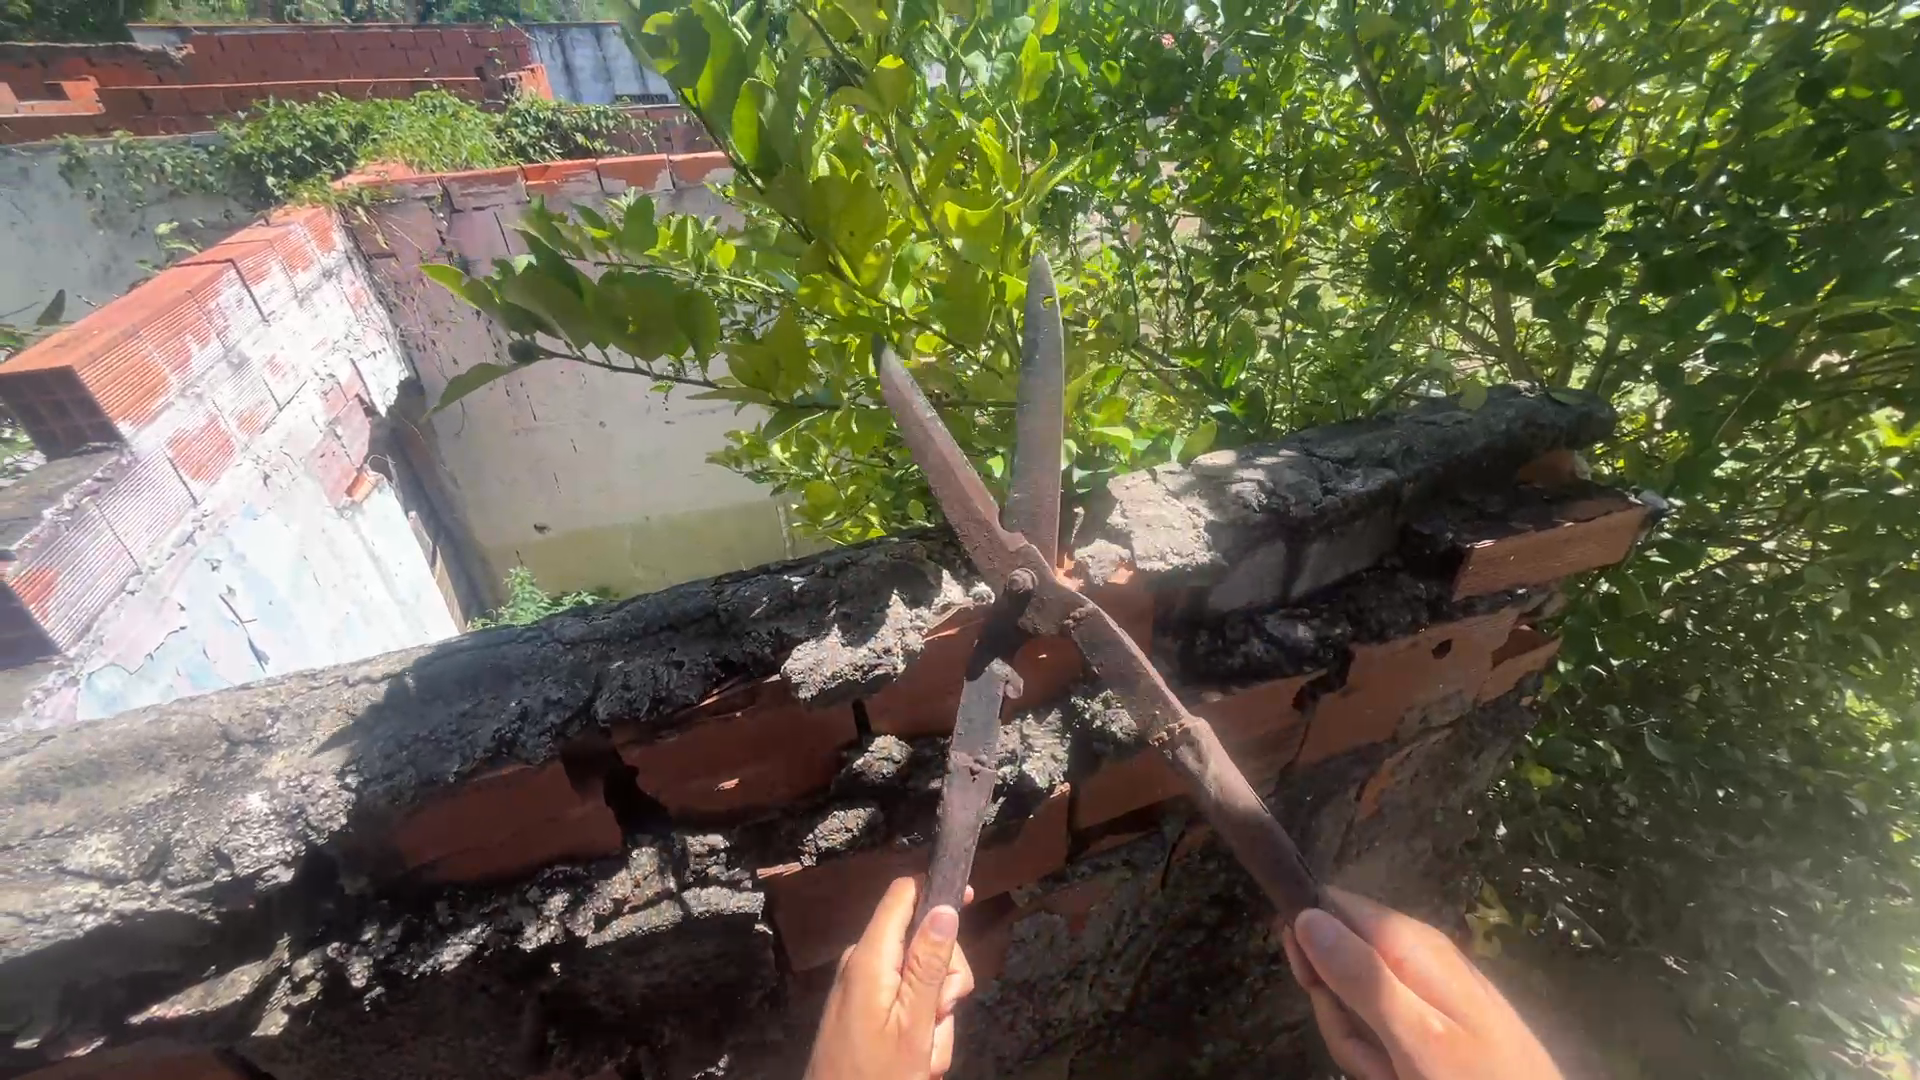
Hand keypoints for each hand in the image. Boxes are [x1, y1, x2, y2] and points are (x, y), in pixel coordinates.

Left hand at [803, 877, 976, 1079]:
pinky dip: (919, 1025)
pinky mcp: (862, 1008)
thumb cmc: (875, 1079)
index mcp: (870, 955)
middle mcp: (862, 961)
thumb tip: (944, 906)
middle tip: (943, 1015)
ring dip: (934, 1012)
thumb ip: (928, 965)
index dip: (937, 889)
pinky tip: (918, 1058)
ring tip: (926, 1053)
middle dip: (943, 976)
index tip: (968, 900)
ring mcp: (861, 985)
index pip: (904, 893)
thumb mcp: (912, 1027)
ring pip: (918, 975)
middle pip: (920, 938)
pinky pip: (903, 999)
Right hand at [1280, 886, 1562, 1079]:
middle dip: (1337, 1009)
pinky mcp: (1432, 1013)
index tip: (1310, 985)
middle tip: (1371, 1053)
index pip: (1325, 903)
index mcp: (1405, 939)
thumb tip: (1303, 914)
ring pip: (1351, 996)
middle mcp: (1411, 948)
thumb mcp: (1417, 1038)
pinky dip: (1380, 1053)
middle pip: (1334, 956)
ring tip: (1394, 1074)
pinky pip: (1379, 1020)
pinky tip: (1401, 1075)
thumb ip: (1361, 975)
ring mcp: (1423, 982)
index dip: (1307, 941)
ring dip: (1358, 1041)